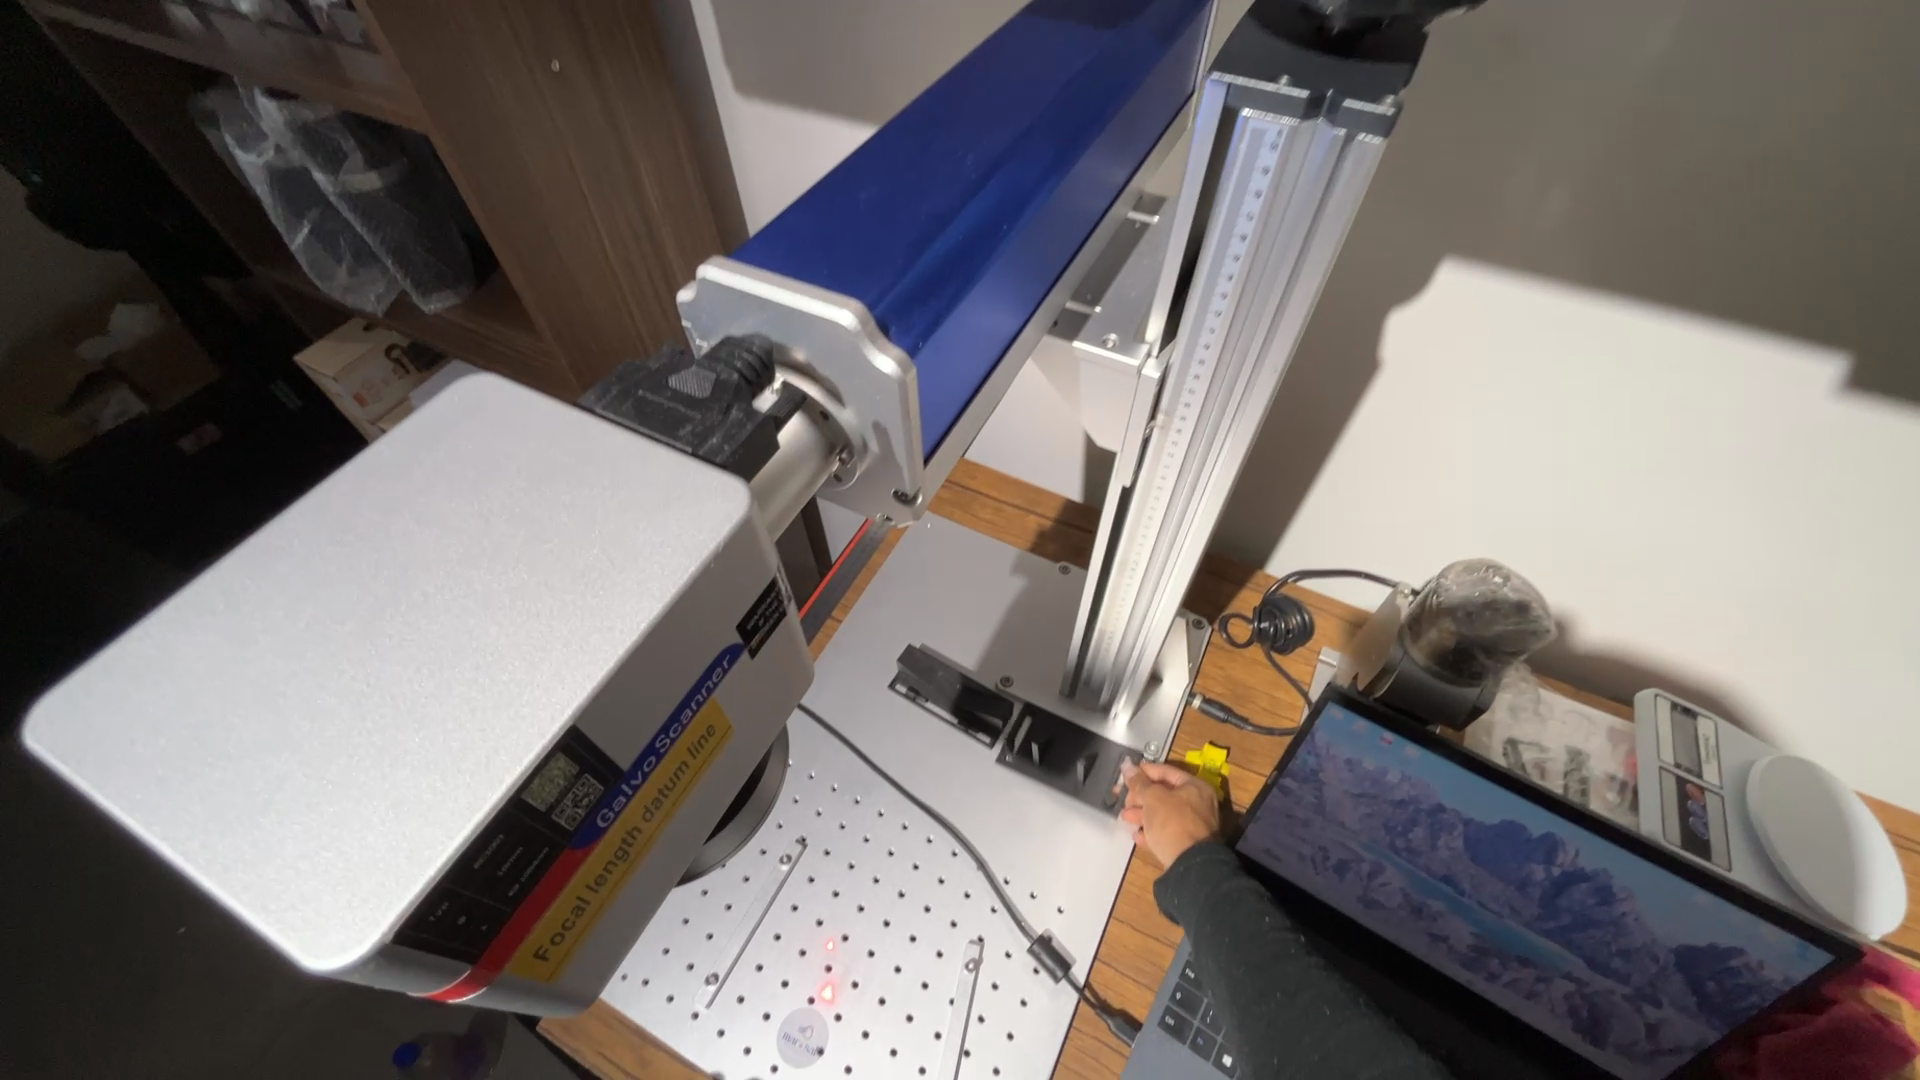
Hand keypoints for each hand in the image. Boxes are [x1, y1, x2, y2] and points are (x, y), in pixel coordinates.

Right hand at [1116, 760, 1220, 867]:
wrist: (1190, 865)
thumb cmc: (1173, 822)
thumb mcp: (1152, 797)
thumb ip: (1138, 782)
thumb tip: (1127, 765)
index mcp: (1194, 787)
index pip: (1166, 772)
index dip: (1144, 771)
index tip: (1126, 775)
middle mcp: (1198, 804)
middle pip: (1164, 794)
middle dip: (1140, 797)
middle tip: (1123, 800)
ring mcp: (1193, 826)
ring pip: (1163, 814)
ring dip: (1142, 814)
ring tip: (1125, 818)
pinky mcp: (1187, 845)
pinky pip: (1166, 833)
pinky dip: (1151, 832)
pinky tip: (1137, 836)